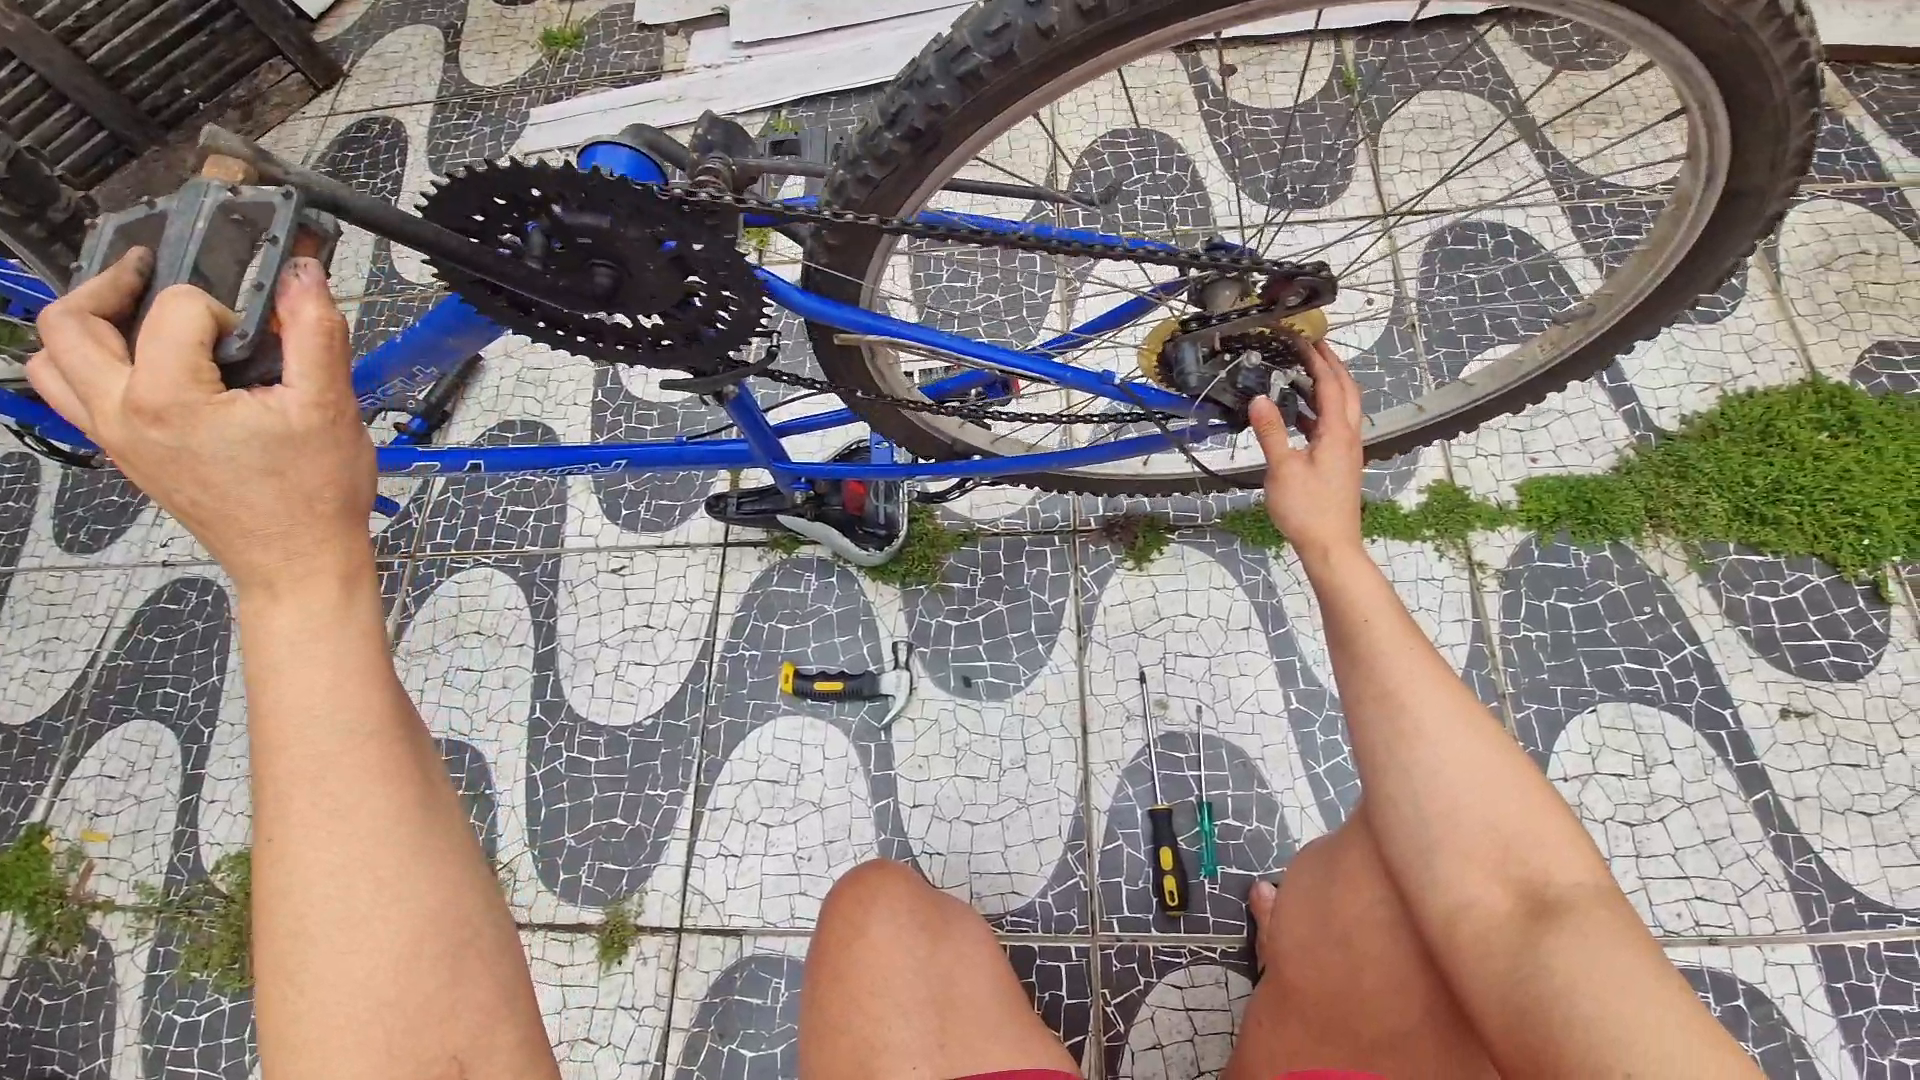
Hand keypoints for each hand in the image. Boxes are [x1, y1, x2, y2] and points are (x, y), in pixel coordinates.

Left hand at [28, 248, 374, 597]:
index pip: (175, 309)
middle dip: (113, 287)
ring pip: (55, 362)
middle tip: (157, 277)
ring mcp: (115, 439)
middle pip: (71, 323)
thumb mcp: (330, 407)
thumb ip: (314, 334)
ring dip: (85, 328)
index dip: (226, 309)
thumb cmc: (317, 493)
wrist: (301, 560)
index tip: (264, 334)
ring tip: (139, 320)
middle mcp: (122, 414)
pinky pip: (77, 398)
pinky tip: (152, 371)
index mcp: (169, 398)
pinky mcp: (126, 456)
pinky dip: (95, 368)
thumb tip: (304, 274)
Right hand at [1245, 341, 1363, 565]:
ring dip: (1329, 386)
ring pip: (1345, 408)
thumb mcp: (1282, 469)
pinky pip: (1335, 425)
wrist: (1330, 545)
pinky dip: (1321, 410)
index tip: (1304, 338)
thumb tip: (1259, 398)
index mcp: (1338, 432)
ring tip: (1306, 372)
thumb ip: (1271, 432)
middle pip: (1348, 391)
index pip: (1331, 384)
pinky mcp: (1340, 463)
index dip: (1319, 359)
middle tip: (1313, 346)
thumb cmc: (1307, 508)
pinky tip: (1301, 414)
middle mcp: (1349, 436)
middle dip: (1332, 365)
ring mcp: (1347, 450)